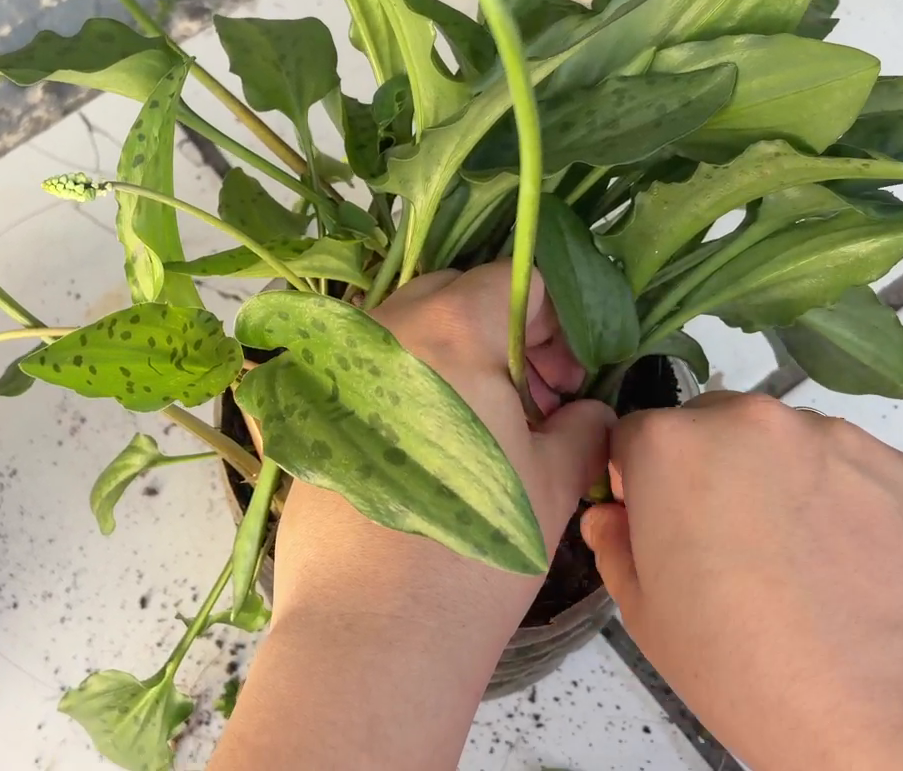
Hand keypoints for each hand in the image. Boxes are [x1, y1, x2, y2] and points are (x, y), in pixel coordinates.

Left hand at [273, 263, 614, 636]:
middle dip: (504, 333)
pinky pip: (371, 368)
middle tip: (533, 399)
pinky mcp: (314, 405)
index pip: (511, 277)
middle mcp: (383, 331)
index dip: (553, 315)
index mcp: (448, 328)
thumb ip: (582, 426)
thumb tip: (588, 410)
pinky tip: (430, 445)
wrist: (372, 626)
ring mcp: (339, 366)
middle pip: (455, 294)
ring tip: (486, 426)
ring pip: (410, 330)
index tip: (565, 373)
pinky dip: (409, 384)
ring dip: (455, 357)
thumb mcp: (551, 482)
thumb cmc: (474, 551)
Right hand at [582, 392, 902, 770]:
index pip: (631, 438)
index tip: (662, 527)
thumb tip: (614, 515)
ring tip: (802, 554)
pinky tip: (853, 559)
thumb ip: (612, 541)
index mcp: (665, 443)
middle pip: (706, 425)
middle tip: (731, 540)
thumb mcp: (640, 609)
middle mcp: (742, 419)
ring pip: (780, 440)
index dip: (639, 482)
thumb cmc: (738, 663)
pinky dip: (843, 496)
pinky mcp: (902, 467)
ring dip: (775, 476)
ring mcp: (829, 437)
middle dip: (707, 467)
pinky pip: (850, 466)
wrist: (890, 720)